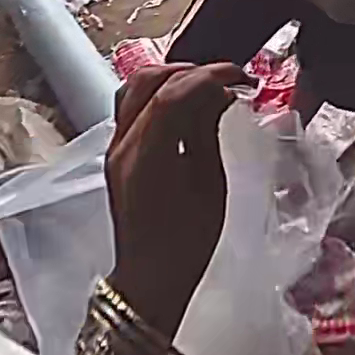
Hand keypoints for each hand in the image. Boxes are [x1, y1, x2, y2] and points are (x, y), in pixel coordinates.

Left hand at [105, 63, 240, 335]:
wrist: (150, 283)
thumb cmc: (187, 243)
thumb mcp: (210, 186)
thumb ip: (208, 132)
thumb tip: (221, 94)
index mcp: (146, 158)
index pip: (173, 95)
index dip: (209, 76)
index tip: (240, 75)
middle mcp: (122, 145)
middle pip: (148, 81)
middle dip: (192, 70)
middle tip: (227, 78)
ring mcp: (114, 146)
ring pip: (135, 86)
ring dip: (172, 76)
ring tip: (206, 84)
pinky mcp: (116, 150)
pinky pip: (133, 103)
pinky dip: (159, 90)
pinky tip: (185, 100)